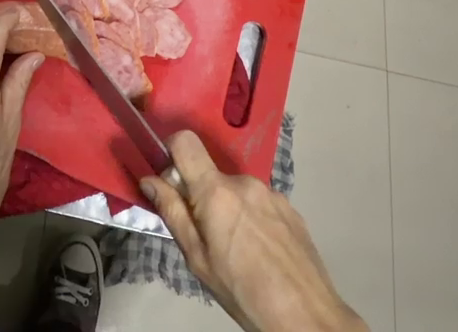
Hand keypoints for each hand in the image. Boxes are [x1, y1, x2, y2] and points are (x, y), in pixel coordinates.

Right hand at [141, 131, 365, 331]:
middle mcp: (245, 182)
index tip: (170, 179)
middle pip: (211, 174)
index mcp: (217, 191)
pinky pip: (260, 203)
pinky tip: (261, 252)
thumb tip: (149, 179)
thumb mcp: (197, 258)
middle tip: (207, 235)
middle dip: (202, 196)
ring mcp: (272, 194)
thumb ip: (172, 212)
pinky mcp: (292, 209)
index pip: (186, 142)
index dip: (171, 150)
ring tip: (238, 250)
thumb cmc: (243, 291)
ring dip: (230, 209)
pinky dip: (253, 218)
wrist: (307, 319)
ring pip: (237, 191)